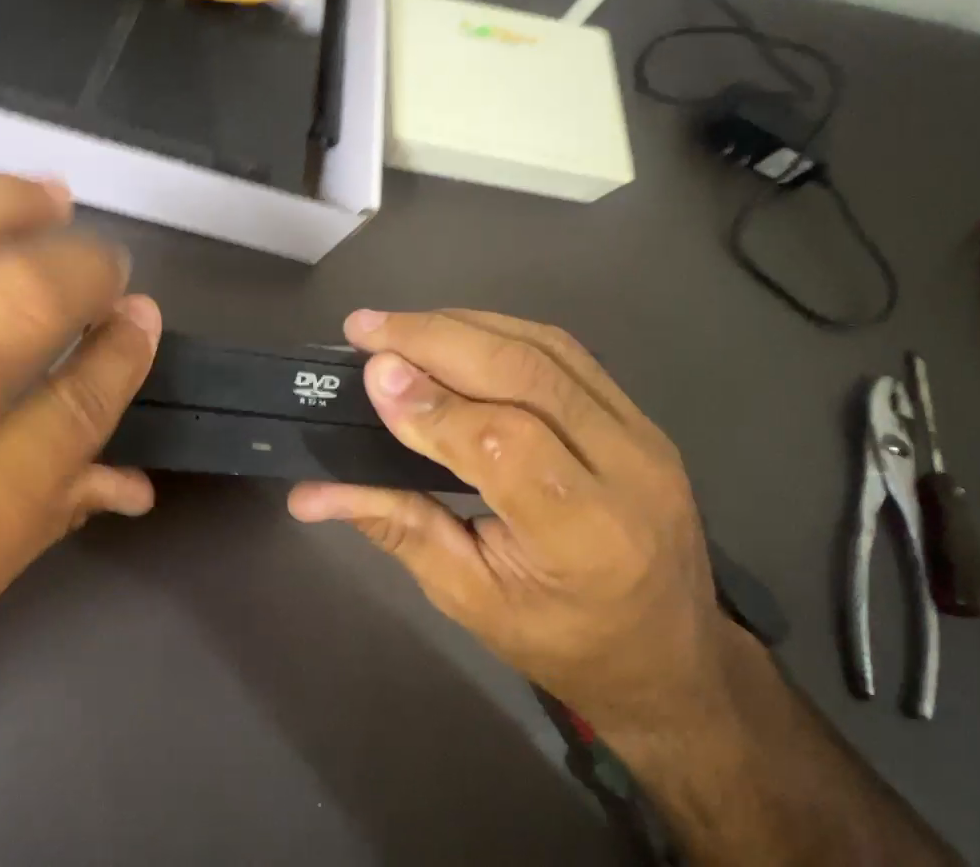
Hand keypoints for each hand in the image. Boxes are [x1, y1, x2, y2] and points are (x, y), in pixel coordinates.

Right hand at [288, 310, 735, 738]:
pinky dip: (497, 332)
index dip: (434, 404)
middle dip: (437, 339)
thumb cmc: (561, 640)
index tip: (369, 372)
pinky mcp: (639, 416)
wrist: (670, 656)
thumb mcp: (468, 597)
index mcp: (585, 537)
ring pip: (546, 348)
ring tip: (395, 326)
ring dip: (463, 325)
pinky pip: (563, 353)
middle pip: (528, 373)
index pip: (505, 444)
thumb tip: (308, 492)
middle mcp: (627, 470)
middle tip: (364, 327)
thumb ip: (395, 527)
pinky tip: (449, 334)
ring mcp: (642, 434)